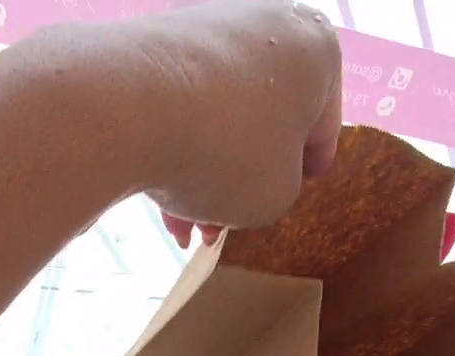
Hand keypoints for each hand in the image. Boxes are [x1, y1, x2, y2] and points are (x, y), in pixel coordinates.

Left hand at [75, 0, 342, 245]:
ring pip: (215, 123)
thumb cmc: (226, 152)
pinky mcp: (158, 45)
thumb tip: (250, 178)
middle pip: (260, 125)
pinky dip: (172, 155)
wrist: (131, 107)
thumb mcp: (275, 196)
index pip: (323, 124)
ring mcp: (208, 31)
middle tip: (220, 231)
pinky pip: (176, 111)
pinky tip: (158, 202)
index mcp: (317, 52)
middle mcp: (266, 25)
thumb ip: (279, 189)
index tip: (304, 181)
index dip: (311, 163)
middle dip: (240, 187)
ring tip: (182, 230)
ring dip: (202, 182)